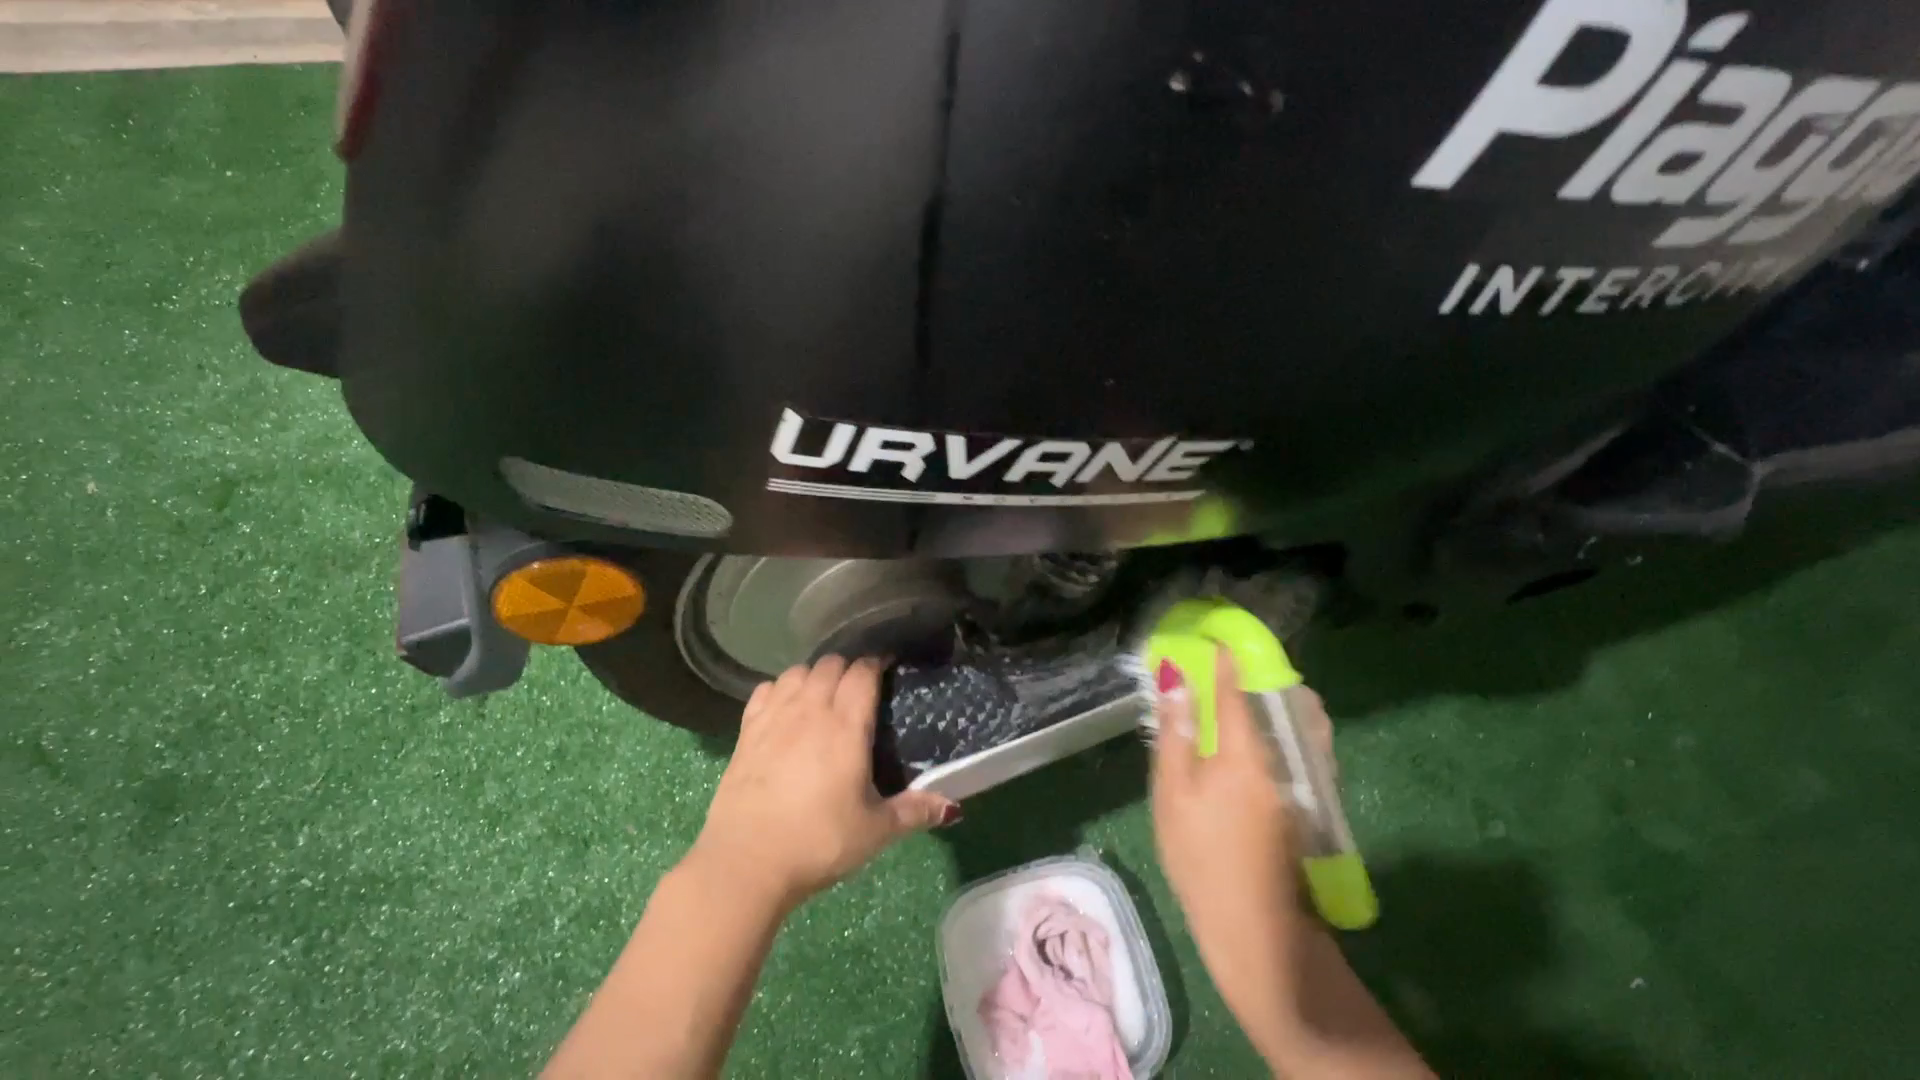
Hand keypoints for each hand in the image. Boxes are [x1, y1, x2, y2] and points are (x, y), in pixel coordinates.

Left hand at [686, 656, 958, 911]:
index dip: (877, 665)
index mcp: (846, 726)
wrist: (747, 863)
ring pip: (796, 671)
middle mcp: (809, 711)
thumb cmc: (819, 842)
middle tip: (859, 691)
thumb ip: (915, 811)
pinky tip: (785, 709)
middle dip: (847, 669)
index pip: (863, 672)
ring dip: (813, 675)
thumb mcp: (876, 831)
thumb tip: (953, 806)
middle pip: (830, 665)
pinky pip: (766, 690)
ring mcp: (773, 718)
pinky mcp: (745, 733)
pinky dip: (780, 689)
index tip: (888, 671)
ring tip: (823, 696)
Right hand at [1149, 650, 1333, 1028]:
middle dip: (1263, 674)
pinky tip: (1271, 736)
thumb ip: (1176, 735)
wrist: (1255, 926)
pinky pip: (1309, 744)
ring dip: (1282, 699)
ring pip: (1302, 721)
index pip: (1236, 687)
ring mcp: (1305, 778)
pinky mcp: (1313, 800)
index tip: (1216, 635)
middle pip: (1283, 698)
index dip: (1226, 658)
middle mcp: (1284, 755)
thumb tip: (1175, 680)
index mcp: (1245, 749)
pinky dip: (1292, 726)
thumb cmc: (1201, 857)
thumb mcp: (1171, 795)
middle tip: (1236, 665)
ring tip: (1254, 694)